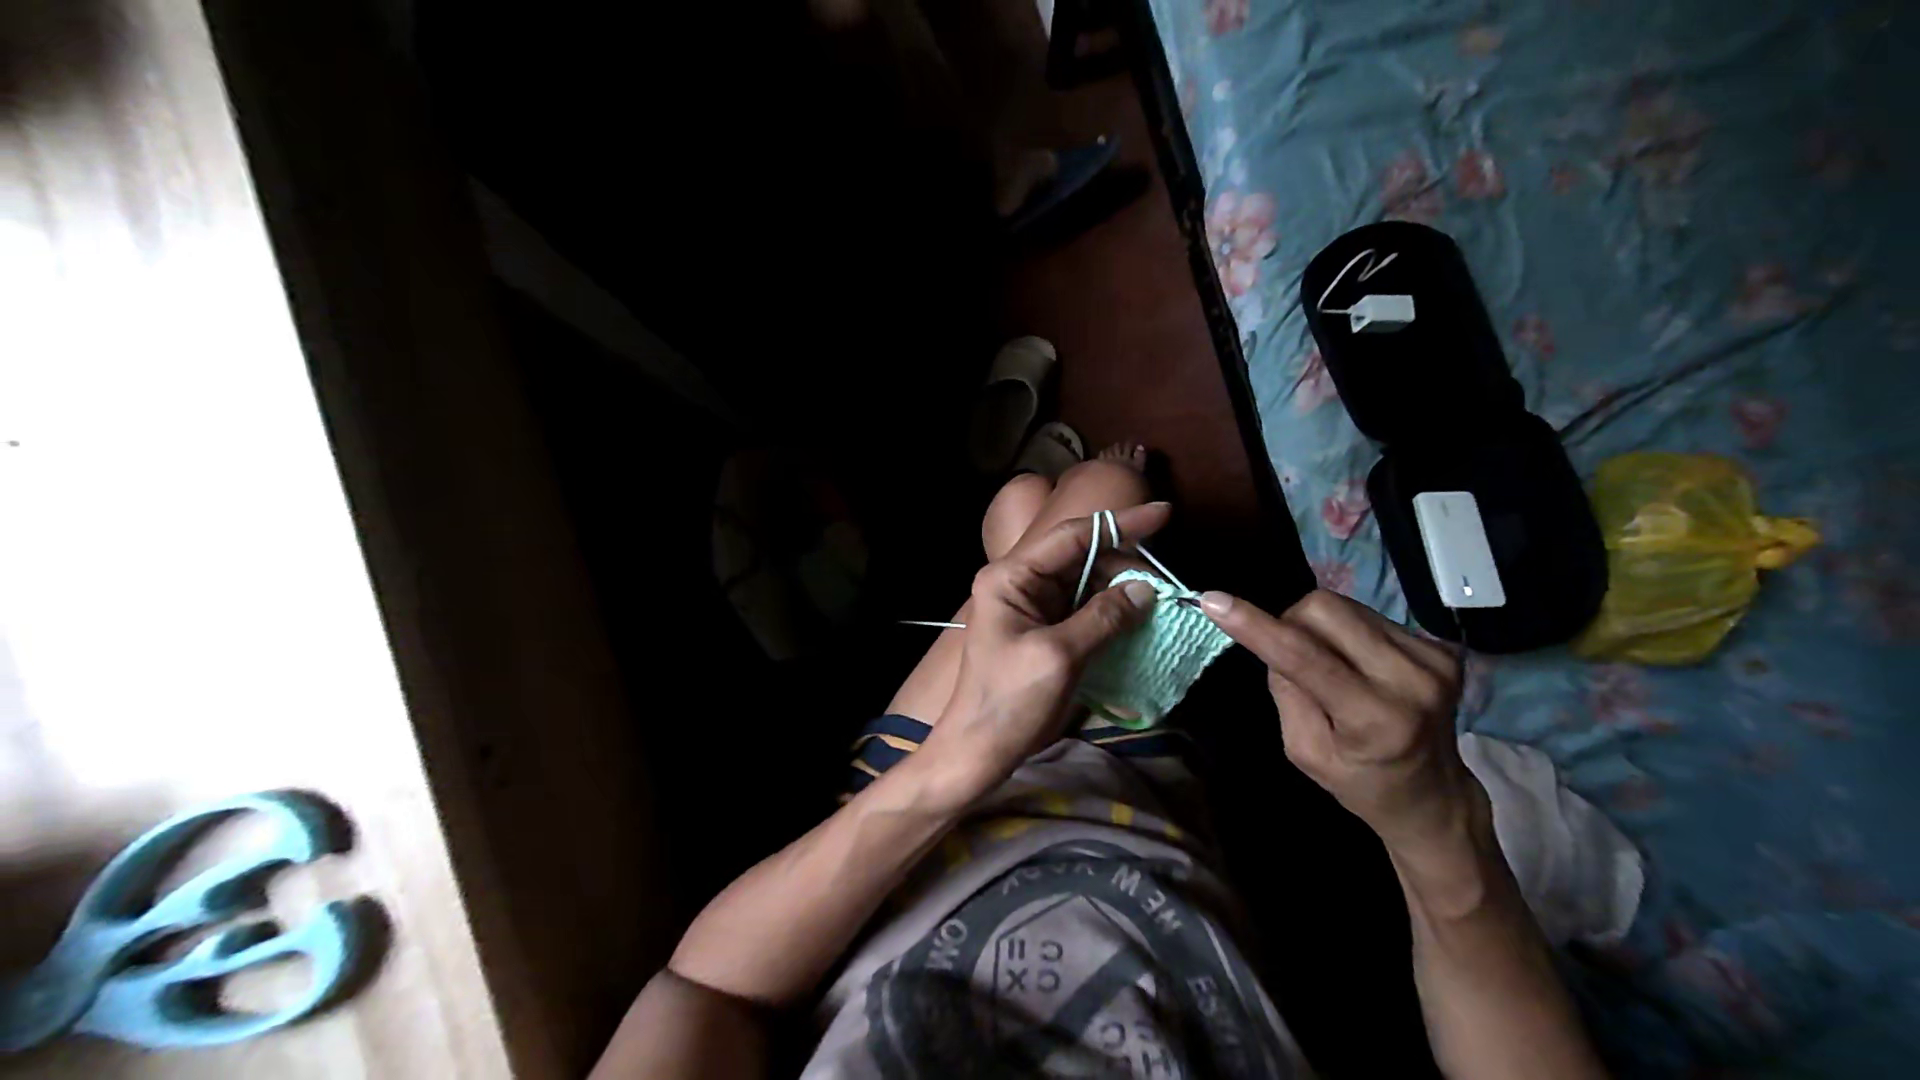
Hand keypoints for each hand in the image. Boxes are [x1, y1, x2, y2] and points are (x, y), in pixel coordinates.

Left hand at [919, 503, 1169, 800]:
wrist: (979, 749)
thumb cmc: (1010, 701)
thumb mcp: (1060, 656)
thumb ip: (1104, 617)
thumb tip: (1145, 588)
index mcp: (1011, 577)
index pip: (1071, 537)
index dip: (1119, 524)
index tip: (1164, 514)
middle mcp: (1019, 582)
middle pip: (1081, 557)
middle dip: (1124, 565)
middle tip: (1166, 585)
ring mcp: (1031, 605)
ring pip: (1086, 582)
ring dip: (1121, 589)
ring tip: (1159, 602)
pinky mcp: (1043, 628)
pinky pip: (1082, 607)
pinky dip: (1111, 610)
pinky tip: (1138, 617)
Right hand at [1199, 589, 1483, 858]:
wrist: (1434, 794)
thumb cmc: (1358, 780)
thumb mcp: (1304, 750)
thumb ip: (1287, 692)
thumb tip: (1274, 637)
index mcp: (1375, 719)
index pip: (1303, 656)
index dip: (1255, 625)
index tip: (1212, 600)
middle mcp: (1412, 680)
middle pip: (1323, 609)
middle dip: (1289, 621)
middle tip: (1286, 653)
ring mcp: (1432, 658)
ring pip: (1344, 605)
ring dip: (1318, 626)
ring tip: (1328, 663)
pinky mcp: (1440, 645)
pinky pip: (1367, 614)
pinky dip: (1345, 632)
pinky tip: (1356, 663)